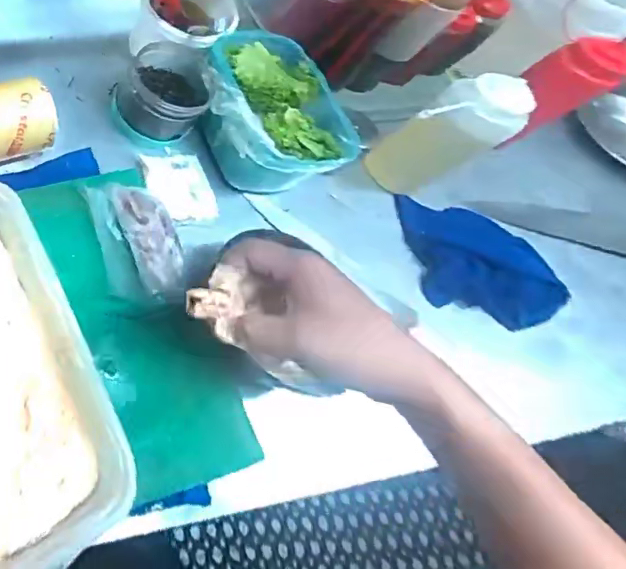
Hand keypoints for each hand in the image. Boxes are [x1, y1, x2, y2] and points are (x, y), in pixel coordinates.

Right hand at [211, 237, 450, 409]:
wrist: (407, 375)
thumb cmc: (347, 346)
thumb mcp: (292, 339)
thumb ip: (250, 329)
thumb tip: (223, 324)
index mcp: (297, 264)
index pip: (246, 249)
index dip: (225, 269)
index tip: (218, 298)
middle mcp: (306, 268)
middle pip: (256, 267)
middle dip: (238, 291)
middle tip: (231, 319)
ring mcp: (318, 288)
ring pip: (270, 286)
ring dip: (254, 306)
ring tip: (249, 332)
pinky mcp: (326, 307)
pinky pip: (286, 302)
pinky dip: (272, 315)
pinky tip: (272, 339)